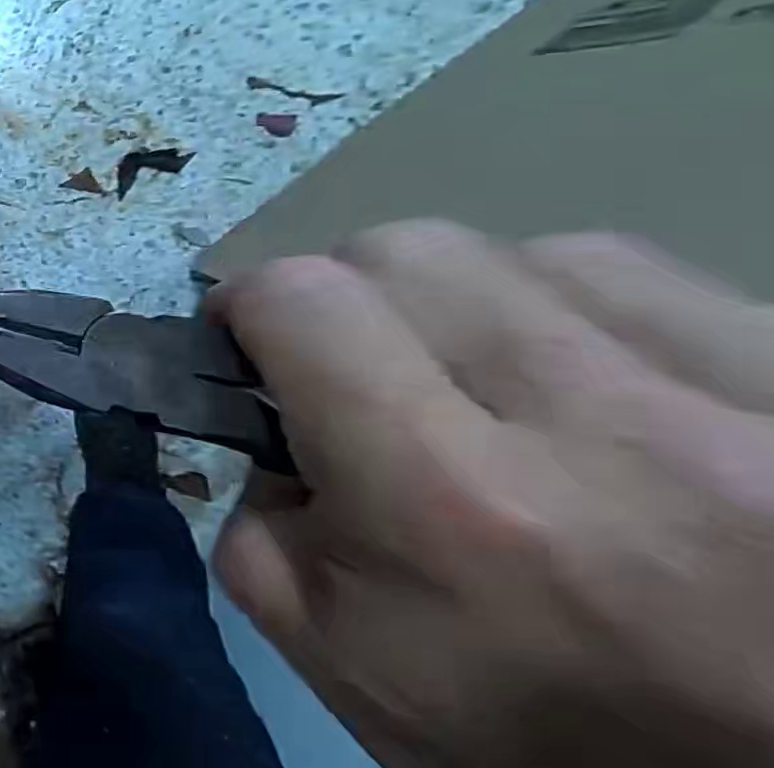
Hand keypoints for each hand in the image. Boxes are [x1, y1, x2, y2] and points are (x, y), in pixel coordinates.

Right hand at [212, 221, 773, 766]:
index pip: (303, 301)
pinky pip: (647, 279)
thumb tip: (252, 416)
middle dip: (348, 297)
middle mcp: (606, 431)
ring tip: (486, 382)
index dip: (248, 304)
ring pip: (523, 252)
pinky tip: (589, 386)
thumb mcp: (333, 647)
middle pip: (404, 252)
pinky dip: (576, 312)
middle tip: (356, 364)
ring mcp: (755, 399)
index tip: (247, 340)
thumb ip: (249, 514)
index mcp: (452, 500)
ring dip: (465, 303)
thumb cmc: (530, 734)